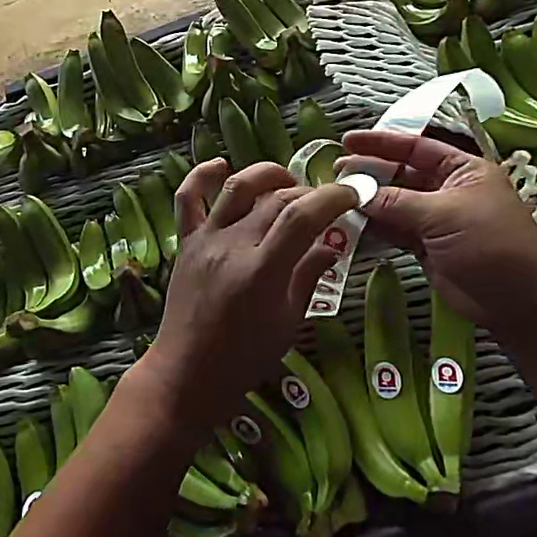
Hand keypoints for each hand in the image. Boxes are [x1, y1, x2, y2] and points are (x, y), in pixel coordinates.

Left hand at [127, 160, 358, 430]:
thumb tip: (330, 245)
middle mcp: (232, 246)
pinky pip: (187, 199)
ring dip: (266, 175)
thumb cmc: (244, 356)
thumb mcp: (289, 321)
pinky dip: (202, 176)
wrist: (188, 370)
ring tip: (287, 183)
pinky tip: (221, 166)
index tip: (351, 195)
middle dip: (308, 193)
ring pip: (236, 188)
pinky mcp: (185, 243)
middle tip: (325, 204)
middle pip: (275, 200)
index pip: (302, 216)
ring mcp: (205, 240)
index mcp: (262, 271)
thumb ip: (309, 276)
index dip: (332, 198)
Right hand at [339, 129, 536, 329]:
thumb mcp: (444, 215)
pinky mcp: (423, 245)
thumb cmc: (493, 246)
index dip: (381, 143)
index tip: (348, 141)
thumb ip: (395, 202)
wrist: (519, 302)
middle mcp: (446, 190)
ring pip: (390, 203)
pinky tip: (347, 224)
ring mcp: (433, 219)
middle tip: (334, 173)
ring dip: (365, 202)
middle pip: (399, 175)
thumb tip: (355, 192)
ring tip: (333, 199)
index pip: (415, 147)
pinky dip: (370, 227)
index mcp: (462, 170)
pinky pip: (390, 229)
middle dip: (368, 173)